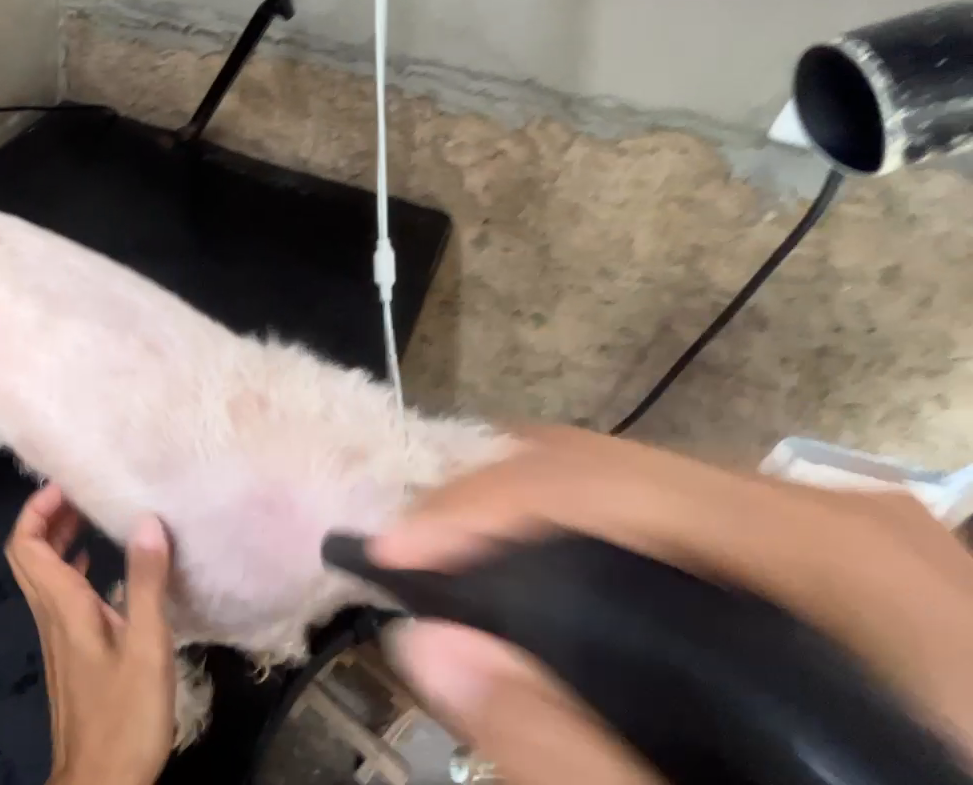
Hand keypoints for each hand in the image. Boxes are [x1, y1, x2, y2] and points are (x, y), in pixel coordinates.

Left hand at [5, 483, 175, 784]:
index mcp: (62, 605)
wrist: (100, 781)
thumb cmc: (124, 715)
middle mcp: (50, 614)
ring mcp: (56, 635)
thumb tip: (146, 521)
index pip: (25, 544)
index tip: (66, 486)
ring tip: (90, 520)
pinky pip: (58, 595)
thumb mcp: (147, 647)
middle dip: (45, 517)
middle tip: (79, 495)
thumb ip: (147, 583)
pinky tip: (99, 573)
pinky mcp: (69, 653)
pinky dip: (71, 570)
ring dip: (57, 541)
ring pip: (41, 574)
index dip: (36, 509)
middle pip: (27, 554)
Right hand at [371, 425, 972, 783]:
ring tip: (463, 574)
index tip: (391, 556)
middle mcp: (835, 514)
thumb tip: (430, 649)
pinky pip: (664, 516)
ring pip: (629, 485)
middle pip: (606, 470)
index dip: (475, 506)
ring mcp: (834, 529)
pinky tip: (551, 583)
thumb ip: (579, 757)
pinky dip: (583, 538)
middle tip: (414, 570)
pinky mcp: (824, 558)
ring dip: (528, 523)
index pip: (604, 481)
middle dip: (488, 512)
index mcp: (835, 557)